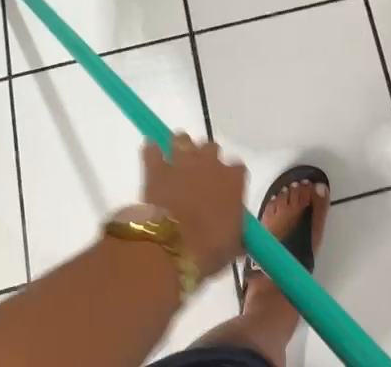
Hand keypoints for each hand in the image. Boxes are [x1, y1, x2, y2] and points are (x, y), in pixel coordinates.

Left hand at [141, 135, 245, 277]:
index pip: (238, 169)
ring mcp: (182, 161)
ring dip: (179, 148)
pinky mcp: (156, 167)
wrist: (171, 247)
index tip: (224, 192)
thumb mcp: (232, 246)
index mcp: (233, 179)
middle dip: (205, 160)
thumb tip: (238, 236)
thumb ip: (237, 232)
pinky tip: (151, 157)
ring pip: (182, 139)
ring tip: (175, 164)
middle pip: (210, 149)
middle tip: (198, 179)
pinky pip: (152, 148)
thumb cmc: (208, 250)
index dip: (229, 179)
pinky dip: (151, 151)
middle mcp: (210, 162)